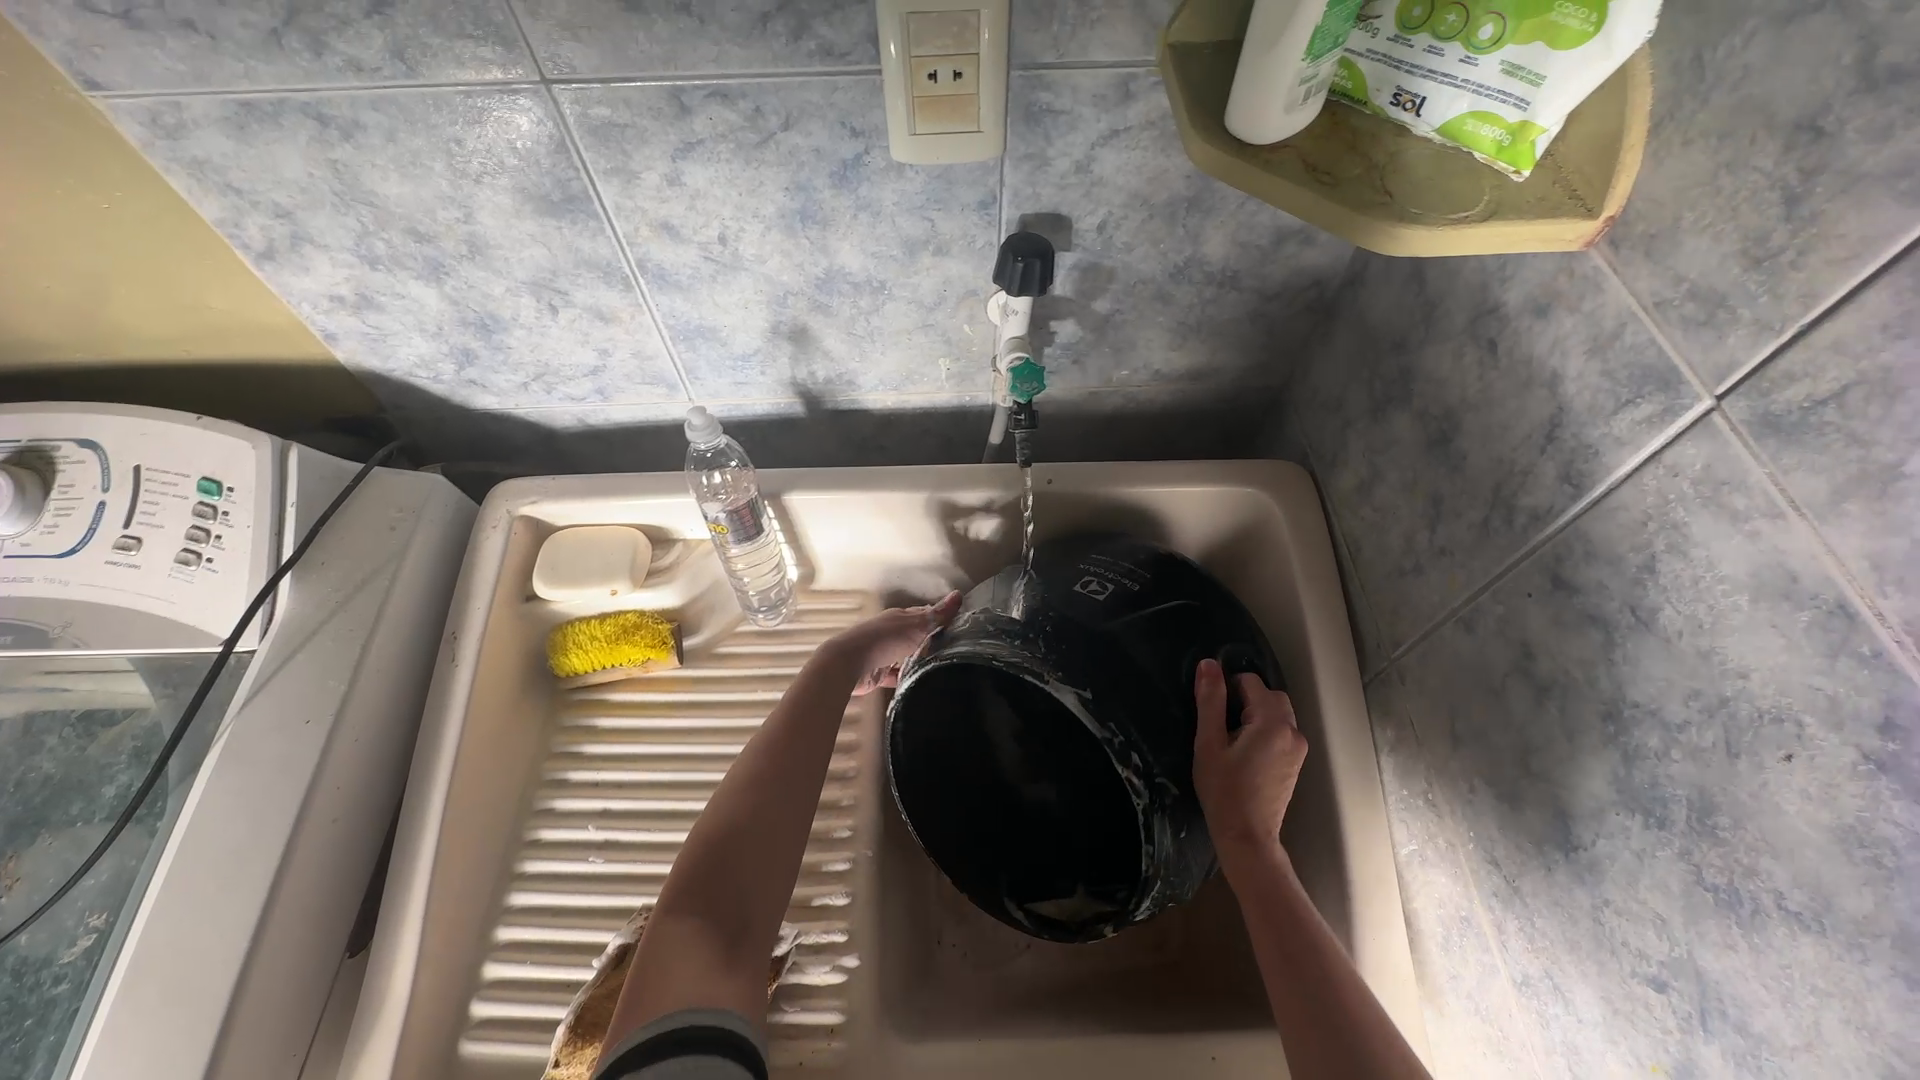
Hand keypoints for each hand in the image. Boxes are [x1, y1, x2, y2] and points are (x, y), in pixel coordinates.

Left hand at [828, 591, 961, 695]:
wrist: (850, 663)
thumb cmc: (884, 639)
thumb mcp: (915, 626)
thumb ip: (937, 615)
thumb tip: (959, 595)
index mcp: (898, 618)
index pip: (922, 614)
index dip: (938, 618)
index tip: (957, 624)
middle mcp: (891, 633)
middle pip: (915, 635)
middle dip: (931, 641)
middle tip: (954, 649)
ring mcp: (884, 653)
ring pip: (906, 655)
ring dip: (919, 660)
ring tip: (942, 668)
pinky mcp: (879, 673)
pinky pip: (897, 675)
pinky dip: (908, 678)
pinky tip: (922, 683)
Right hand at [1193, 658, 1307, 853]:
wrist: (1247, 836)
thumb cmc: (1223, 790)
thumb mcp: (1208, 743)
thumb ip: (1210, 700)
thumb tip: (1208, 664)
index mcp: (1272, 722)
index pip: (1250, 682)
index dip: (1227, 690)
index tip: (1212, 714)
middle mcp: (1293, 730)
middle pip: (1269, 695)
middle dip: (1245, 700)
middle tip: (1221, 727)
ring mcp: (1299, 748)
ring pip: (1277, 713)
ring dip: (1255, 715)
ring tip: (1232, 741)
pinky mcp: (1297, 762)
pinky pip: (1282, 731)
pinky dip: (1265, 731)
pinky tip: (1245, 754)